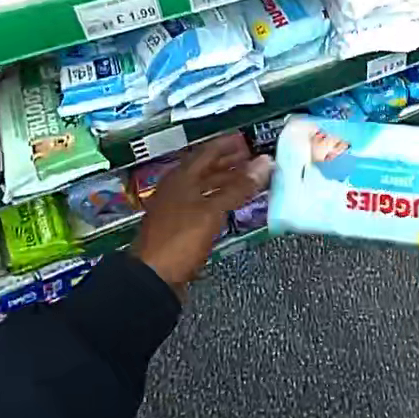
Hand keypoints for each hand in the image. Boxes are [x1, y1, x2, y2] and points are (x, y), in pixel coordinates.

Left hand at [134, 136, 272, 291]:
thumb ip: (239, 187)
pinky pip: (205, 204)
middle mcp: (177, 189)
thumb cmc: (180, 238)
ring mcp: (177, 208)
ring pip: (206, 188)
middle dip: (229, 163)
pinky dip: (222, 200)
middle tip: (252, 159)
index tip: (245, 139)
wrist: (153, 278)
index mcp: (181, 178)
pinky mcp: (181, 227)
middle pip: (206, 169)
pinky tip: (234, 205)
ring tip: (249, 180)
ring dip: (227, 182)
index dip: (226, 144)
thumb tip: (265, 163)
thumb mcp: (212, 210)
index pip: (207, 152)